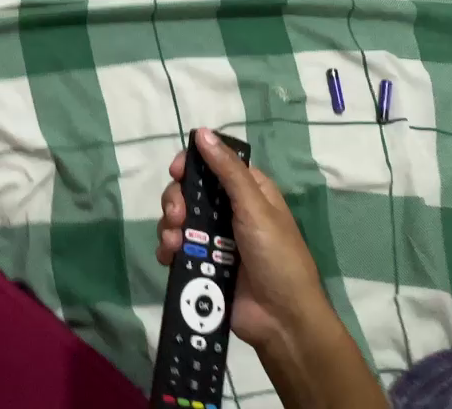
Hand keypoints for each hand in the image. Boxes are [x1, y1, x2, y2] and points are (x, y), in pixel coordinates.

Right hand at [155, 128, 335, 354]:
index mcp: (246, 191)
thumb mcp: (255, 208)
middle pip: (188, 191)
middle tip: (178, 216)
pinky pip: (176, 248)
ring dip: (169, 227)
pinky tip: (170, 257)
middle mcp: (227, 211)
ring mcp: (213, 239)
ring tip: (175, 244)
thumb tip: (202, 132)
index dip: (189, 164)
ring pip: (178, 219)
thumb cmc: (277, 256)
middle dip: (175, 200)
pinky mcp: (203, 264)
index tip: (176, 172)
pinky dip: (168, 250)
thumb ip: (227, 170)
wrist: (283, 320)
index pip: (211, 164)